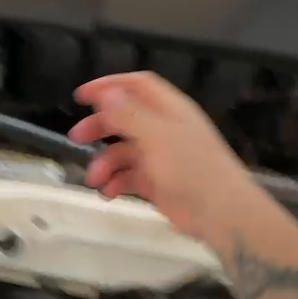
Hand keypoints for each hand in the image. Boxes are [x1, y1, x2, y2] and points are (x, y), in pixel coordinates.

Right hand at [68, 72, 261, 239]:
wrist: (220, 212)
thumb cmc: (191, 168)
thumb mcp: (157, 137)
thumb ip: (129, 114)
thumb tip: (106, 93)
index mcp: (169, 110)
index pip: (137, 86)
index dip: (109, 86)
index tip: (81, 96)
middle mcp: (163, 129)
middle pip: (124, 118)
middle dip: (99, 127)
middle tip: (76, 137)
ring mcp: (160, 156)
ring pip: (123, 152)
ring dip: (105, 163)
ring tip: (95, 180)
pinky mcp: (157, 182)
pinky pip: (129, 177)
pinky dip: (116, 183)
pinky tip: (108, 194)